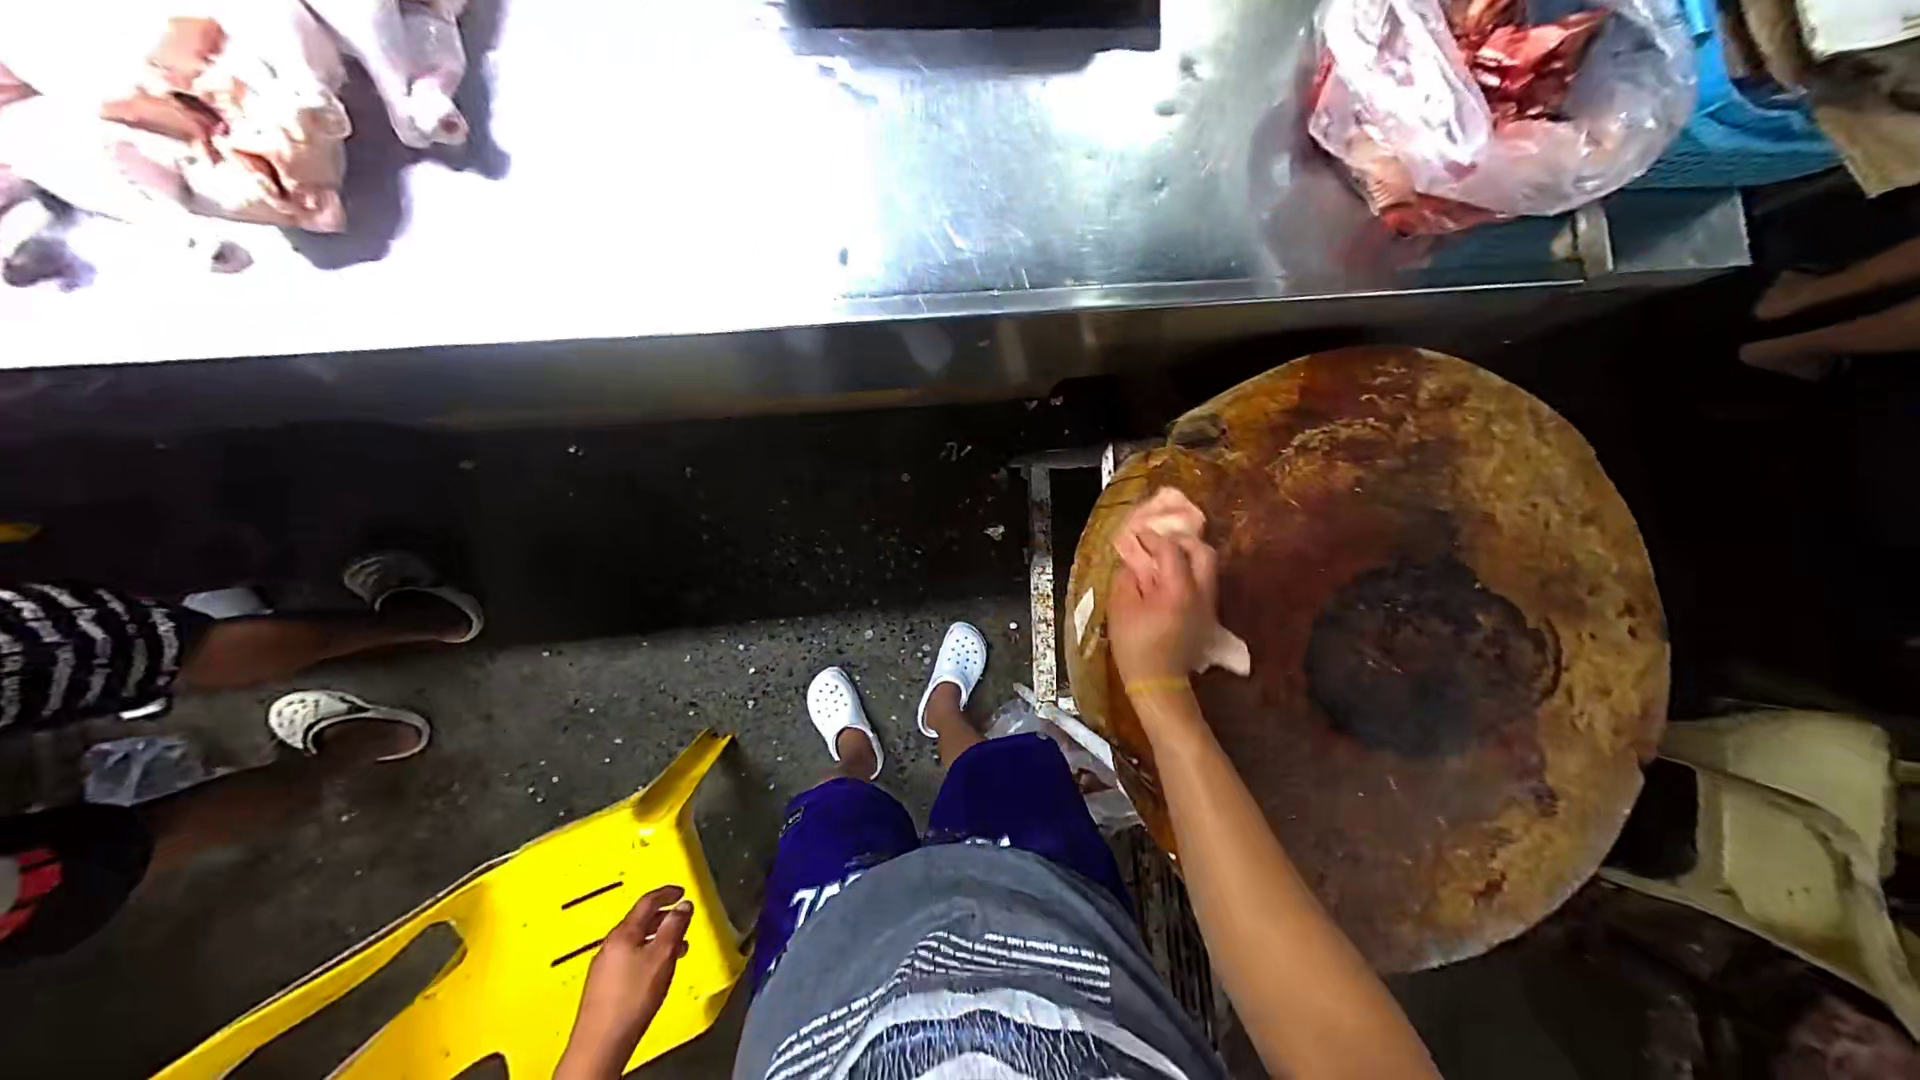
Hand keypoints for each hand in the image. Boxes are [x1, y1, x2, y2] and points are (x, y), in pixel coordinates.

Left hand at [556, 885, 693, 1079]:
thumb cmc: (632, 999)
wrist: (600, 1045)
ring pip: (634, 941)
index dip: (666, 893)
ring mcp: (603, 966)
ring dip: (656, 938)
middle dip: (663, 917)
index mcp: (623, 934)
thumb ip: (675, 927)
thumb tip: (683, 906)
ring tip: (676, 947)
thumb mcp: (662, 957)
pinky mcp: (601, 986)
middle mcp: (610, 945)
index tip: (681, 890)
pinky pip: (628, 958)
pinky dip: (646, 954)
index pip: (647, 902)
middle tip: (681, 917)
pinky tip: (655, 970)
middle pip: (639, 921)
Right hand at [1107, 528, 1220, 686]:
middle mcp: (1201, 593)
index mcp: (1178, 589)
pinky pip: (1203, 584)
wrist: (1158, 682)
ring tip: (1163, 558)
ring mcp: (1208, 606)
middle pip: (1204, 552)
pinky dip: (1189, 573)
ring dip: (1188, 556)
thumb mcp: (1120, 608)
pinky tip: (1168, 580)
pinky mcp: (1207, 617)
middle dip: (1182, 540)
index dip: (1153, 538)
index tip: (1137, 536)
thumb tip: (1134, 563)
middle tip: (1160, 540)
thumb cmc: (1135, 645)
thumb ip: (1128, 578)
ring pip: (1207, 568)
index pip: (1172, 550)